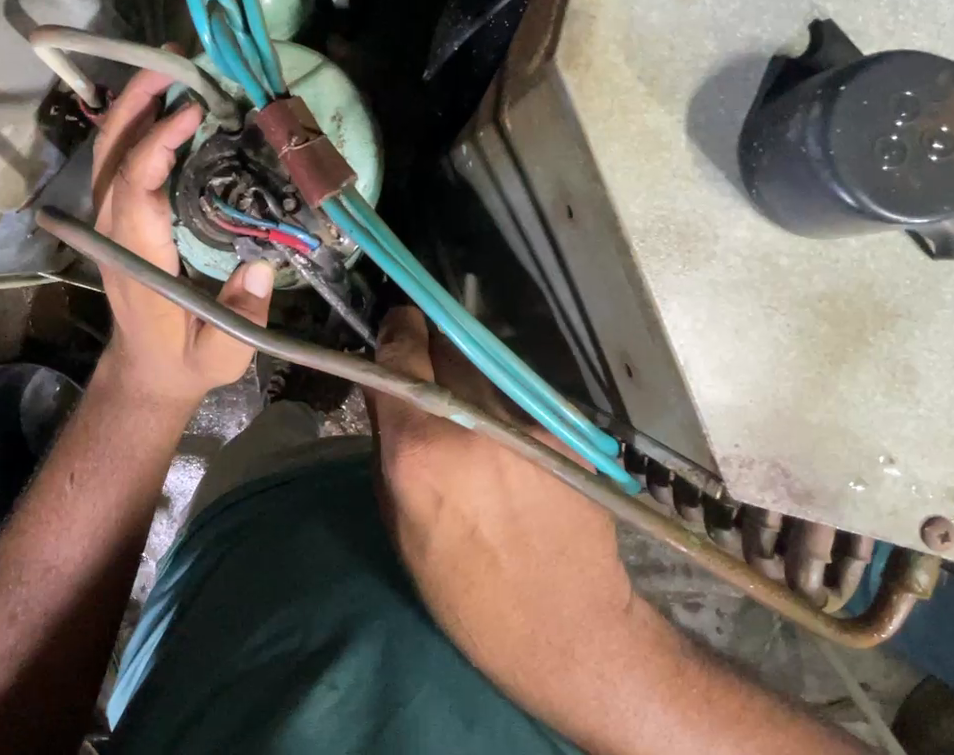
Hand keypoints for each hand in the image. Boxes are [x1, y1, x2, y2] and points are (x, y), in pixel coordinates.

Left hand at [90, 68, 273, 403]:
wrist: (146, 371)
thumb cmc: (185, 362)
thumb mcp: (222, 355)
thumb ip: (242, 316)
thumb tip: (261, 267)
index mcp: (139, 259)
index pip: (135, 190)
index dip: (156, 145)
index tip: (192, 111)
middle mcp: (115, 234)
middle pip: (111, 157)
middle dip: (136, 105)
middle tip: (173, 63)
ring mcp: (110, 226)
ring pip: (107, 156)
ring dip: (131, 109)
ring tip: (167, 71)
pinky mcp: (118, 223)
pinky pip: (116, 166)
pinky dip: (132, 130)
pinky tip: (160, 109)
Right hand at [367, 307, 661, 746]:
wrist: (568, 630)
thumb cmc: (464, 590)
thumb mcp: (400, 522)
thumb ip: (389, 445)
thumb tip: (386, 390)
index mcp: (418, 448)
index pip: (399, 351)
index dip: (394, 330)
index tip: (395, 322)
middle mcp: (472, 420)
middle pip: (447, 343)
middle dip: (433, 342)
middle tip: (429, 355)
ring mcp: (526, 422)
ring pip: (488, 370)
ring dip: (473, 375)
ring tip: (474, 408)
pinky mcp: (568, 431)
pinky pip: (524, 402)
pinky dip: (511, 410)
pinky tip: (516, 445)